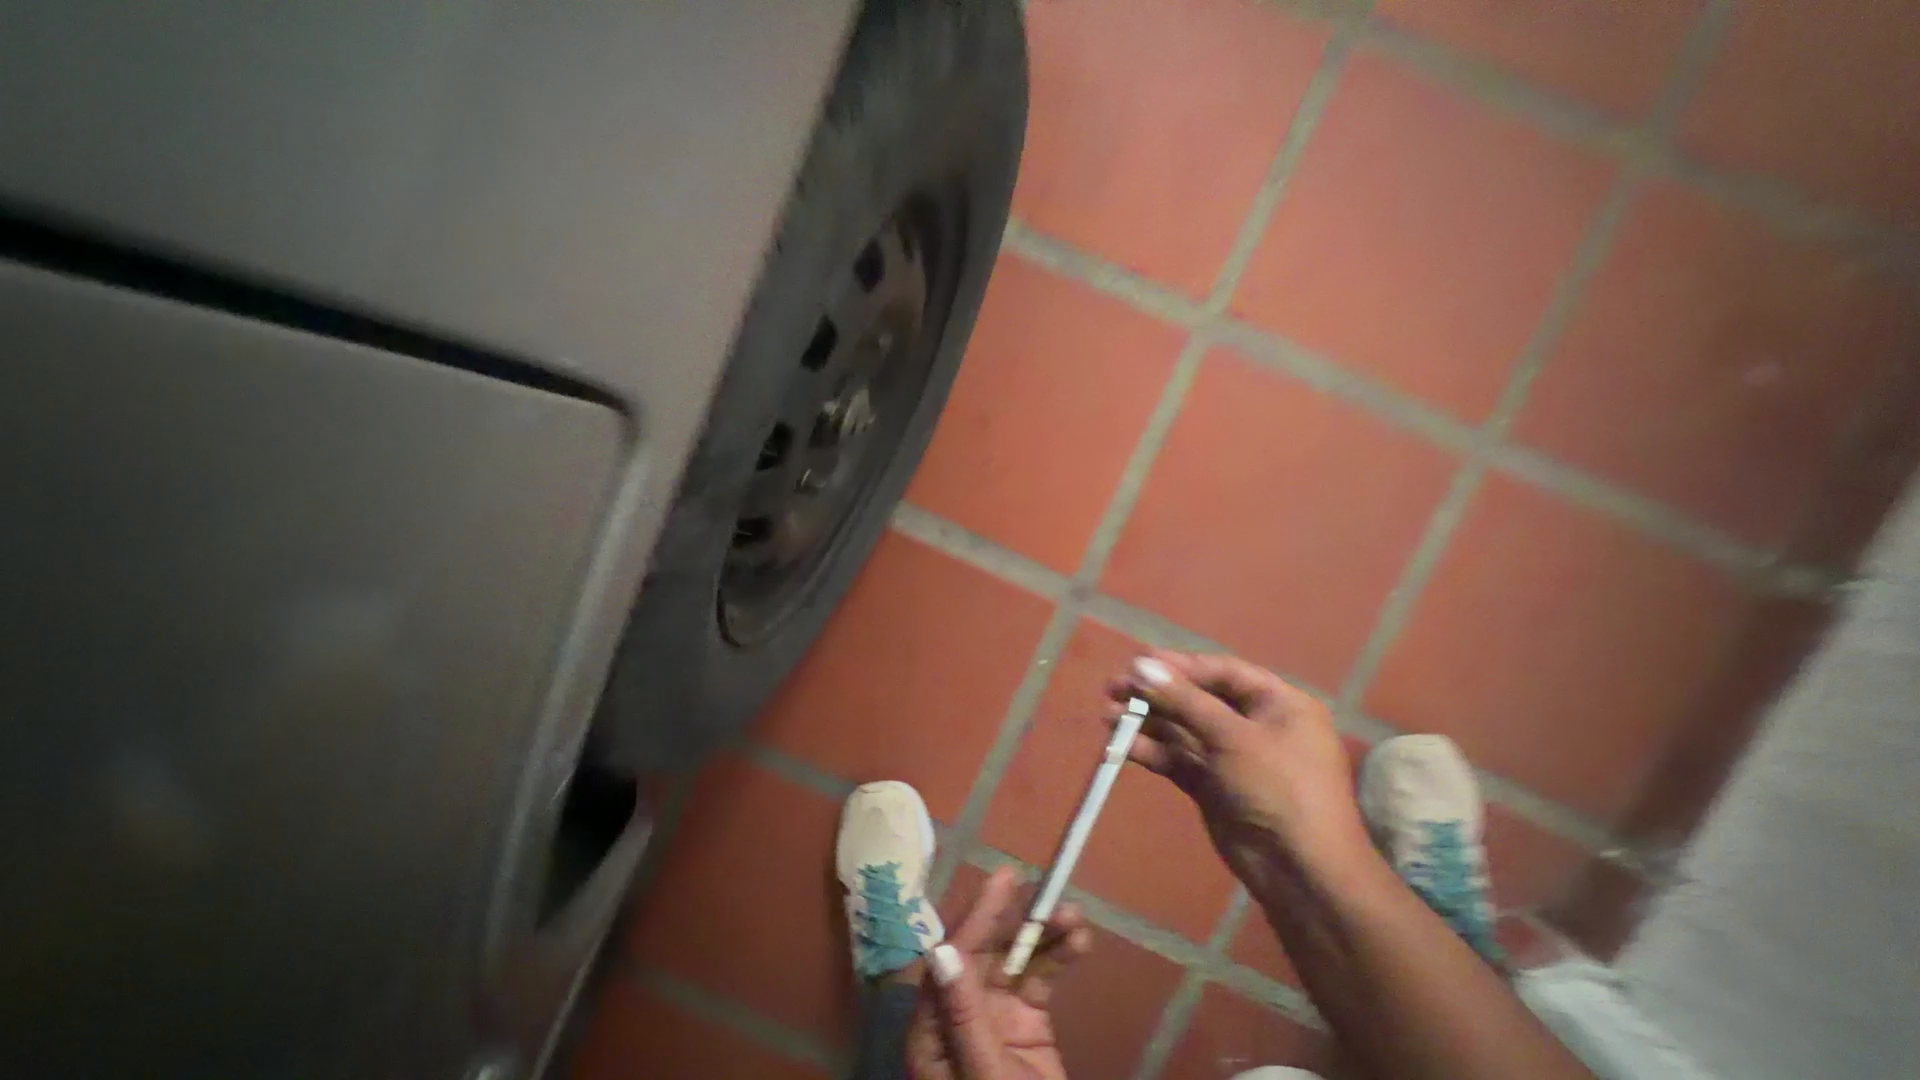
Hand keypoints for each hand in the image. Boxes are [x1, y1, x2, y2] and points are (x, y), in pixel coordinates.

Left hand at [906, 866, 1091, 1079]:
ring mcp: (993, 1019)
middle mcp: (958, 1016)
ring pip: (1016, 961)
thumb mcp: (984, 1075)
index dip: (977, 917)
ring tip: (1074, 918)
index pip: (950, 961)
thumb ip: (964, 1015)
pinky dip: (1058, 958)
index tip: (1004, 882)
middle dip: (1015, 921)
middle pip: (983, 953)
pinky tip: (1078, 943)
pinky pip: (1039, 980)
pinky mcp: (1026, 1025)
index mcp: (932, 1032)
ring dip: (1044, 936)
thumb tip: (942, 949)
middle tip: (1046, 890)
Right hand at [1106, 652, 1371, 892]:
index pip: (1223, 672)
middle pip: (1198, 699)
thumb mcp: (1234, 736)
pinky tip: (1121, 745)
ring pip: (1183, 730)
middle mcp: (1255, 725)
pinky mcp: (1212, 786)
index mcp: (1278, 704)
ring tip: (1107, 716)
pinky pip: (1178, 760)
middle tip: (1112, 688)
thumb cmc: (1278, 787)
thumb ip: (1185, 700)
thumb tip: (1142, 665)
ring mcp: (1232, 758)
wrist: (1299, 870)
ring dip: (1147, 722)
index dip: (1180, 666)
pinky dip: (1151, 752)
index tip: (1137, 662)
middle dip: (1156, 694)